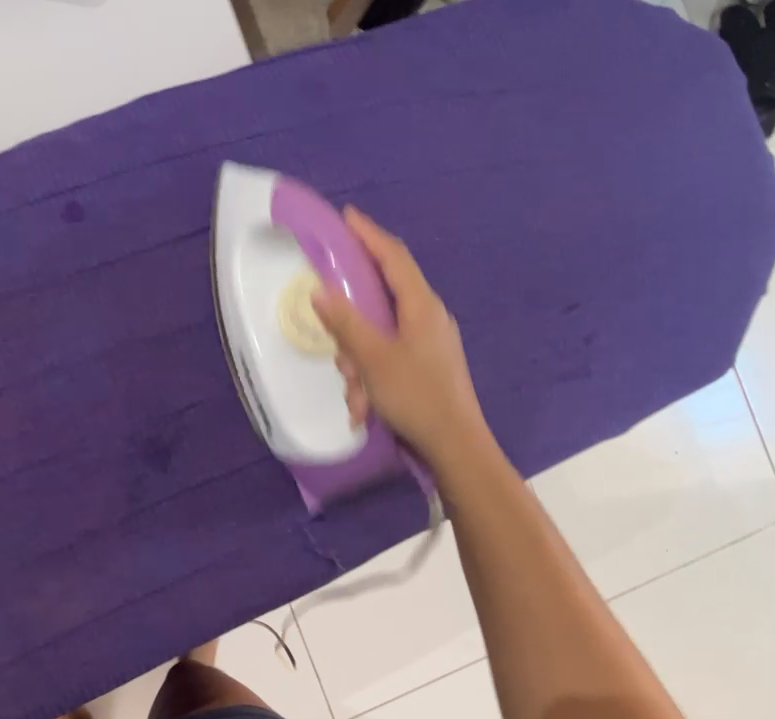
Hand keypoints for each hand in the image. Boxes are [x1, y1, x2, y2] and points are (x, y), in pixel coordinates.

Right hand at [312, 207, 488, 464]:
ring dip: (360, 368)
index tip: (347, 217)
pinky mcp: (427, 368)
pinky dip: (372, 382)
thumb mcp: (372, 359)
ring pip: (379, 340)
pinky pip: (388, 362)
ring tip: (358, 398)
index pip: (393, 257)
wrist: (454, 444)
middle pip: (380, 303)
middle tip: (341, 357)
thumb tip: (320, 290)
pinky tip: (366, 411)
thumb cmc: (415, 396)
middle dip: (352, 332)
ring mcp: (430, 344)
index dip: (368, 235)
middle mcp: (429, 318)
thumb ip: (345, 323)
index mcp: (421, 306)